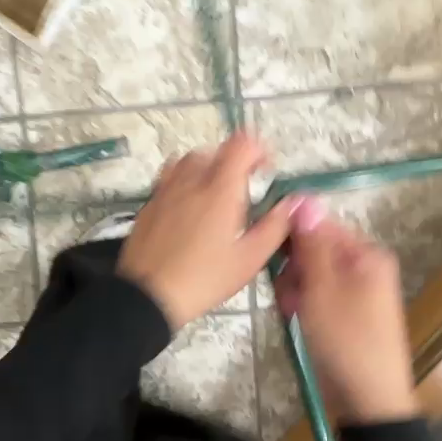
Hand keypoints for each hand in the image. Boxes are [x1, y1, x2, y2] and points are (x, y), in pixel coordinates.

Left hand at [116, 133, 301, 330]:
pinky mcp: (148, 204)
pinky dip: (183, 180)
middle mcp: (190, 182)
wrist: (147, 294)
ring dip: (205, 167)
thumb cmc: (204, 279)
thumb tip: (293, 203)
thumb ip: (274, 226)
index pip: (240, 146)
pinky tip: (189, 207)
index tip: (266, 169)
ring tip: (215, 193)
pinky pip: (168, 178)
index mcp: (219, 190)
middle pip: (213, 151)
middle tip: (243, 188)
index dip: (257, 149)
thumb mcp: (249, 259)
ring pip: (187, 161)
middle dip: (232, 161)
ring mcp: (165, 191)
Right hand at [273, 215, 418, 423]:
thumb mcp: (322, 287)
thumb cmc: (346, 340)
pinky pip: (313, 293)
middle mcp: (363, 266)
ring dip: (293, 287)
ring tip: (292, 310)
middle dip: (292, 267)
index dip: (291, 236)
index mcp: (365, 254)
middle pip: (311, 247)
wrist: (367, 400)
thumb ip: (311, 242)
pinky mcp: (342, 312)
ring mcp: (353, 291)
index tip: (269, 253)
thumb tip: (304, 197)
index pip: (319, 224)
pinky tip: (296, 318)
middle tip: (288, 292)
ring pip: (307, 272)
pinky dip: (301, 302)